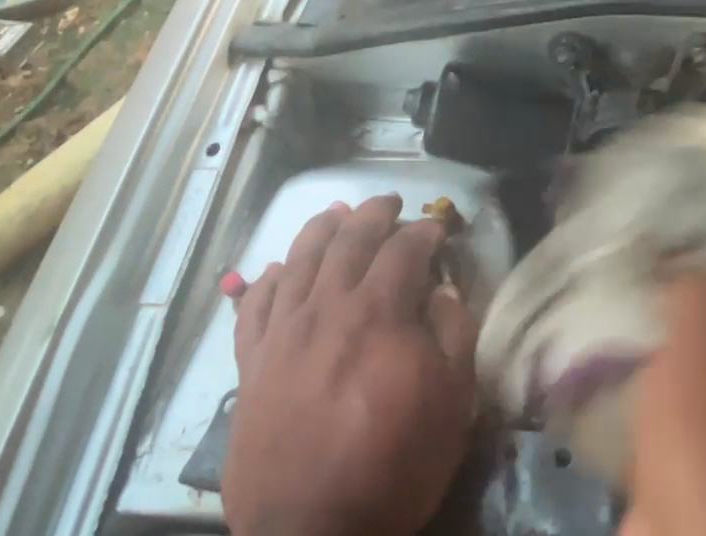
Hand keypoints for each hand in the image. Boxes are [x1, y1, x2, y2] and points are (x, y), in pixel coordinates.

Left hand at [224, 194, 477, 535]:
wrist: (308, 531)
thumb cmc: (392, 465)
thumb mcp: (452, 403)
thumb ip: (453, 335)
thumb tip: (443, 292)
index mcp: (377, 312)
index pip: (403, 249)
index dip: (425, 231)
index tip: (440, 229)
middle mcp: (325, 308)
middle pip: (348, 240)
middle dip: (373, 214)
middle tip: (390, 203)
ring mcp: (282, 334)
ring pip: (299, 259)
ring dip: (321, 229)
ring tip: (337, 213)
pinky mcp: (252, 365)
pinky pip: (255, 305)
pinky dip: (270, 278)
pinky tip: (282, 268)